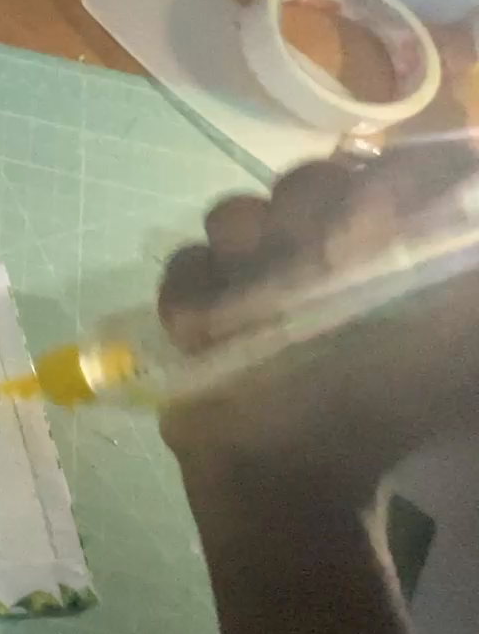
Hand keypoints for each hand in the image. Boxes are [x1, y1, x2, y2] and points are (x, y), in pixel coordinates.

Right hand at [157, 144, 478, 505]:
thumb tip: (406, 224)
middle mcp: (337, 246)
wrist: (274, 468)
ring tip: (245, 306)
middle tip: (315, 267)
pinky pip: (182, 264)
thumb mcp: (453, 348)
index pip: (416, 165)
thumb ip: (451, 282)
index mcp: (414, 247)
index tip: (369, 233)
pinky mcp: (199, 298)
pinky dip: (186, 296)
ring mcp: (260, 270)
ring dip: (236, 256)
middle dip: (305, 217)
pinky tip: (201, 334)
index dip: (395, 177)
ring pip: (236, 214)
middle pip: (313, 179)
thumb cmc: (376, 410)